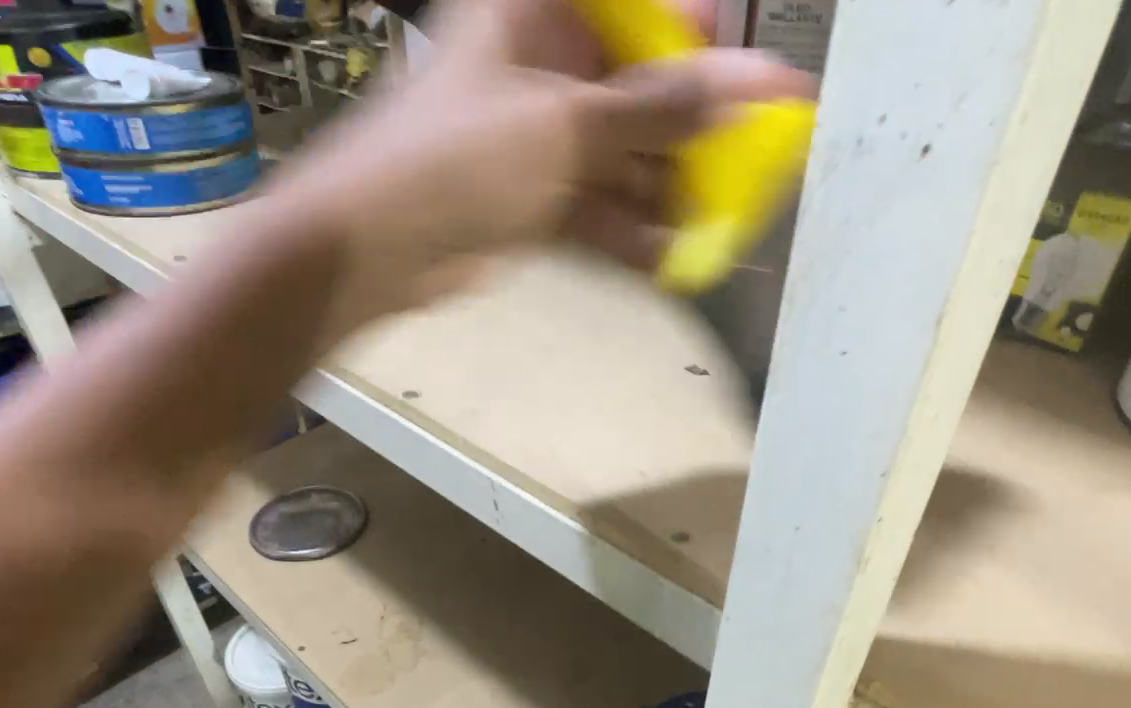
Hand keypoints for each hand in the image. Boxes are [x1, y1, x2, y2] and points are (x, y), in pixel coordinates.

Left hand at [272, 0, 813, 314]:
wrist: (367, 251)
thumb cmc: (455, 160)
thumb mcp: (568, 125)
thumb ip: (664, 108)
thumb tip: (762, 81)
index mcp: (537, 9)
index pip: (635, 4)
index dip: (695, 33)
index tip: (751, 72)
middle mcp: (541, 62)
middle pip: (639, 82)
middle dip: (693, 126)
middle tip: (753, 160)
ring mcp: (538, 134)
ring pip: (624, 152)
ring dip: (670, 189)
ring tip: (722, 221)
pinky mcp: (534, 196)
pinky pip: (600, 205)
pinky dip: (634, 233)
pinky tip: (675, 258)